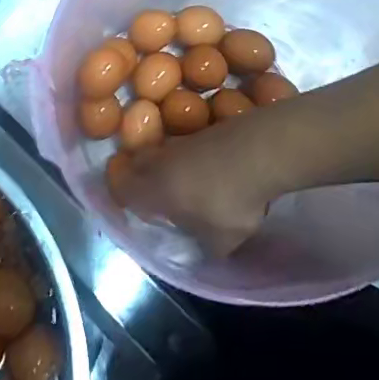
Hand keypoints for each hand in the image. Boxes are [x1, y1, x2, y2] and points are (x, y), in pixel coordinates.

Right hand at [111, 118, 275, 257]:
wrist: (258, 152)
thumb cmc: (226, 202)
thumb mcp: (219, 242)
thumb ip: (204, 247)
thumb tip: (203, 248)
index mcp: (149, 187)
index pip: (120, 188)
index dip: (121, 197)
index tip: (132, 209)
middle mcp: (157, 160)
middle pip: (137, 165)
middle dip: (142, 179)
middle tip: (157, 197)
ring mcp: (181, 141)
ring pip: (164, 154)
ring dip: (170, 167)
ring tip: (189, 187)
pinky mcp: (204, 130)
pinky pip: (189, 148)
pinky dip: (194, 160)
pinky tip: (215, 175)